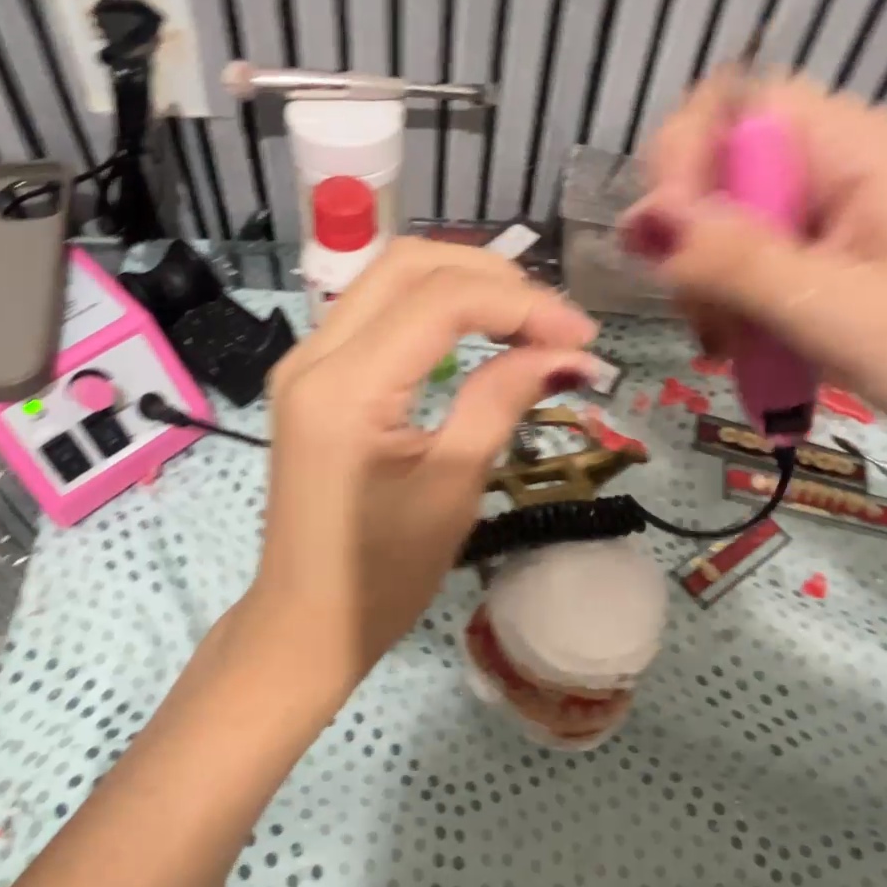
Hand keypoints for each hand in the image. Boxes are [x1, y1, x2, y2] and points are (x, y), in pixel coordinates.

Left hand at [249, 239, 602, 686]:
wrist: (305, 622)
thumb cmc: (384, 574)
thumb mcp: (453, 485)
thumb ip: (503, 399)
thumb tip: (566, 350)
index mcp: (346, 387)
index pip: (441, 300)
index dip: (522, 304)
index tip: (582, 336)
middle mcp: (313, 355)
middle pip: (408, 264)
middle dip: (491, 276)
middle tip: (553, 321)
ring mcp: (303, 361)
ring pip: (387, 278)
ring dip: (461, 284)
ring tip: (525, 322)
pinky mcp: (309, 377)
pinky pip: (372, 312)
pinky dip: (429, 308)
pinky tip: (474, 332)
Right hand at [624, 73, 886, 443]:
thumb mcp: (833, 309)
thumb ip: (735, 262)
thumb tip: (638, 221)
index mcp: (854, 145)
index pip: (734, 102)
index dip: (683, 155)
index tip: (666, 238)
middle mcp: (831, 157)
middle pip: (714, 161)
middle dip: (689, 236)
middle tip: (700, 310)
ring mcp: (820, 202)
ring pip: (714, 215)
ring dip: (701, 279)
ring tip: (728, 340)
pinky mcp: (811, 243)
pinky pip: (734, 251)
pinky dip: (721, 296)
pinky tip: (739, 340)